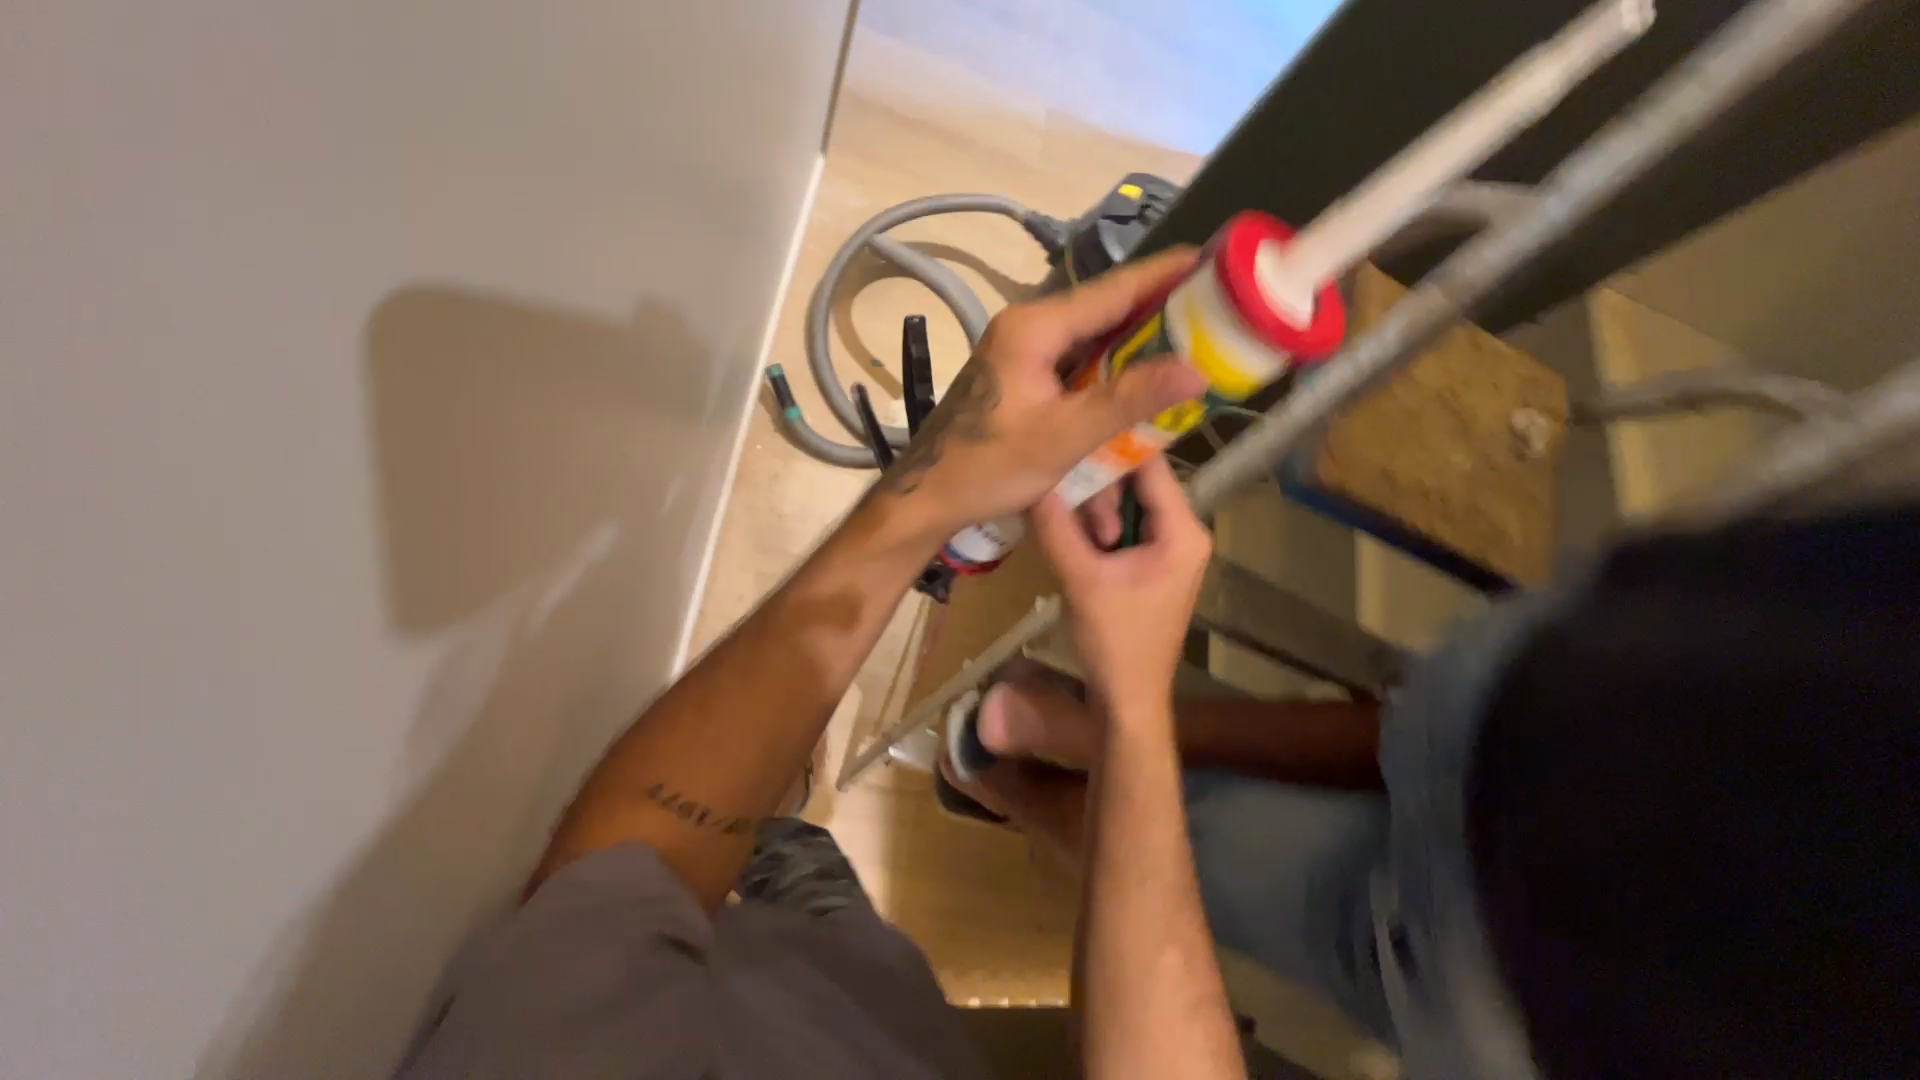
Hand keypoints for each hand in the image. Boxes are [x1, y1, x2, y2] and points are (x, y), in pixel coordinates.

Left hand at [874, 248, 1207, 533]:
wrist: (928, 496)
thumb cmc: (989, 466)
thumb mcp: (1065, 435)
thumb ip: (1130, 399)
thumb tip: (1196, 368)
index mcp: (1033, 328)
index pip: (1111, 290)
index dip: (1162, 275)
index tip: (1207, 261)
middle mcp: (1026, 329)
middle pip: (1102, 314)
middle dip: (1154, 317)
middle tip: (1209, 315)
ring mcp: (1019, 354)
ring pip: (1089, 344)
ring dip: (1130, 353)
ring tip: (1183, 349)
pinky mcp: (1018, 379)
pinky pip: (1072, 369)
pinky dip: (1104, 378)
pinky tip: (1135, 390)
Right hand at [1029, 456, 1211, 718]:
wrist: (1128, 698)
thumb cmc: (1115, 641)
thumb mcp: (1082, 580)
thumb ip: (1057, 528)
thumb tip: (1032, 481)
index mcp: (1183, 533)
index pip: (1153, 468)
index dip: (1116, 446)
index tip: (1075, 428)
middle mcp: (1185, 534)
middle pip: (1139, 486)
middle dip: (1098, 489)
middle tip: (1063, 500)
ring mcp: (1169, 551)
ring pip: (1127, 508)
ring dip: (1093, 513)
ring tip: (1066, 531)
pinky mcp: (1152, 565)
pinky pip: (1123, 530)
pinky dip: (1097, 530)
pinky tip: (1071, 537)